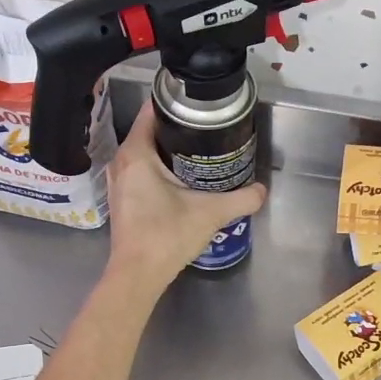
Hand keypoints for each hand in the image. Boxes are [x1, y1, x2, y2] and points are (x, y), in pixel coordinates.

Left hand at [103, 102, 267, 293]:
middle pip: (150, 132)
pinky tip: (183, 182)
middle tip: (207, 132)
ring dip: (169, 152)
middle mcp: (122, 162)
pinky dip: (160, 171)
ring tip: (199, 154)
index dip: (176, 105)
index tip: (200, 108)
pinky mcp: (123, 200)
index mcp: (136, 153)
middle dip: (178, 130)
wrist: (138, 274)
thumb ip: (240, 199)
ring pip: (146, 154)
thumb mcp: (210, 214)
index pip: (152, 111)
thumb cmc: (166, 236)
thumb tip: (262, 191)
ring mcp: (119, 182)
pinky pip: (142, 173)